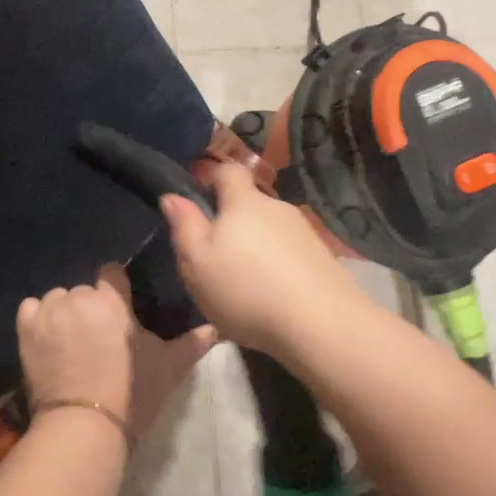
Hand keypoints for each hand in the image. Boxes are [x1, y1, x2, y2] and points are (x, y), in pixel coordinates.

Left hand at [17, 263, 218, 437]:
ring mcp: (49, 311)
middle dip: (90, 308)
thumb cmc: (132, 394)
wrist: (84, 427)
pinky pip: (31, 310)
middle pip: (84, 290)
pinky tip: (47, 342)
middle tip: (97, 339)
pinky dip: (38, 321)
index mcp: (113, 300)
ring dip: (63, 314)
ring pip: (57, 299)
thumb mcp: (168, 368)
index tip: (118, 311)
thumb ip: (193, 343)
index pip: (112, 273)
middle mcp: (79, 296)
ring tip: (71, 344)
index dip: (115, 290)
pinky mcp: (26, 329)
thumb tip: (218, 328)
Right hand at [162, 163, 374, 360]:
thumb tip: (172, 196)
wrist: (321, 324)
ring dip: (258, 248)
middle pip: (250, 204)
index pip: (228, 170)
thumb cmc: (246, 289)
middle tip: (218, 258)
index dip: (213, 180)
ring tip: (248, 285)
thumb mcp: (197, 262)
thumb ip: (184, 225)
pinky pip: (292, 253)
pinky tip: (275, 297)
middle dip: (234, 223)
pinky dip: (280, 267)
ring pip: (271, 230)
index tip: (202, 204)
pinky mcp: (324, 258)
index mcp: (244, 201)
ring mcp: (304, 232)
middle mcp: (277, 207)